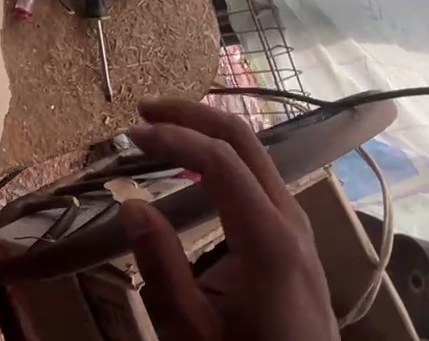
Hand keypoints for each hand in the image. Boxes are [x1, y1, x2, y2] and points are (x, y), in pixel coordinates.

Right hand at [120, 99, 337, 340]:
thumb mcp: (192, 330)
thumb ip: (161, 265)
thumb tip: (132, 203)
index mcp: (269, 241)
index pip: (219, 160)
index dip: (173, 137)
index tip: (131, 136)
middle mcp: (291, 221)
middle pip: (243, 140)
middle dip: (191, 114)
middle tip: (144, 109)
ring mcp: (298, 226)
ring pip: (254, 153)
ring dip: (206, 130)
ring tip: (162, 129)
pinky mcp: (294, 237)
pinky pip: (258, 175)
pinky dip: (220, 154)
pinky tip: (193, 163)